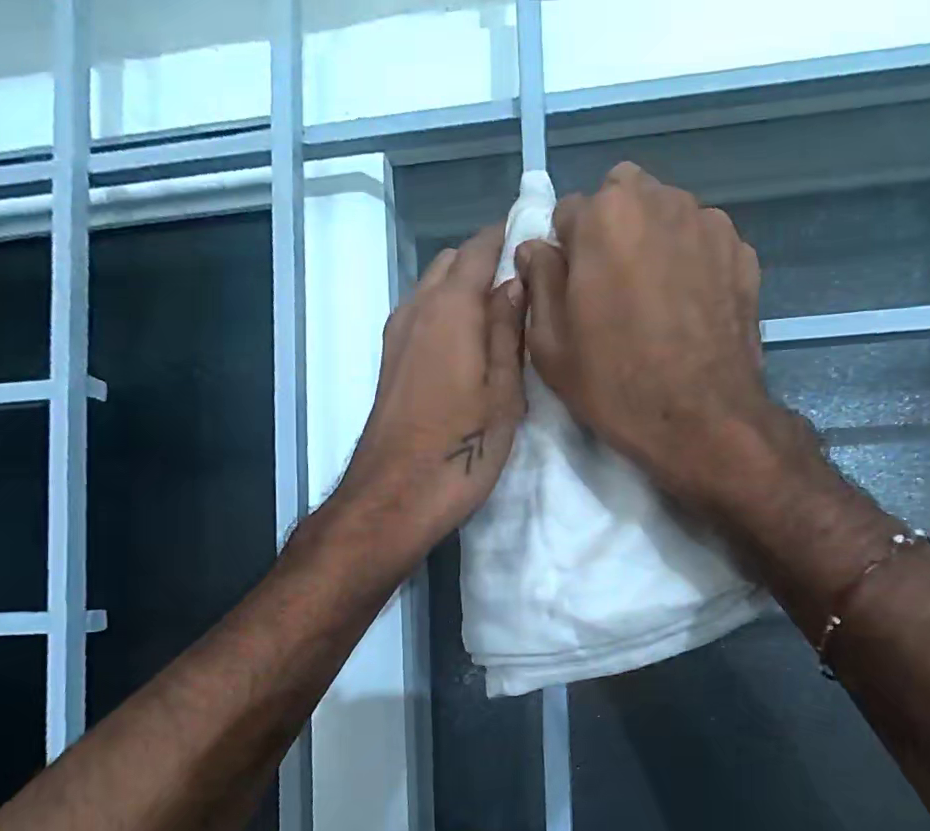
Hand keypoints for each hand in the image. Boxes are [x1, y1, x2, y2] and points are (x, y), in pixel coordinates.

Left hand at [333, 225, 526, 559]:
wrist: (394, 496)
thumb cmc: (460, 449)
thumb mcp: (504, 394)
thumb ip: (507, 332)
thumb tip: (515, 283)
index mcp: (450, 310)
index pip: (479, 250)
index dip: (507, 235)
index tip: (539, 236)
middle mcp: (417, 310)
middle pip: (452, 263)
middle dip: (487, 260)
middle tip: (528, 284)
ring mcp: (397, 336)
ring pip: (433, 288)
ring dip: (465, 287)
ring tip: (505, 313)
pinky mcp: (391, 362)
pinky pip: (422, 314)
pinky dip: (448, 311)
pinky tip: (472, 342)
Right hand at [517, 162, 806, 515]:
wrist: (703, 421)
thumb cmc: (616, 384)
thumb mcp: (550, 344)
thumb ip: (540, 281)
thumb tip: (537, 249)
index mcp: (607, 214)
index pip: (569, 211)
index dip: (567, 253)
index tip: (574, 291)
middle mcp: (663, 201)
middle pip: (624, 201)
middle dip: (613, 233)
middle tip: (613, 292)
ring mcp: (712, 226)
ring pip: (668, 219)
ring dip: (654, 245)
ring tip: (656, 304)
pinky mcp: (744, 256)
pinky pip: (704, 245)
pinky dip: (692, 264)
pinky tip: (690, 311)